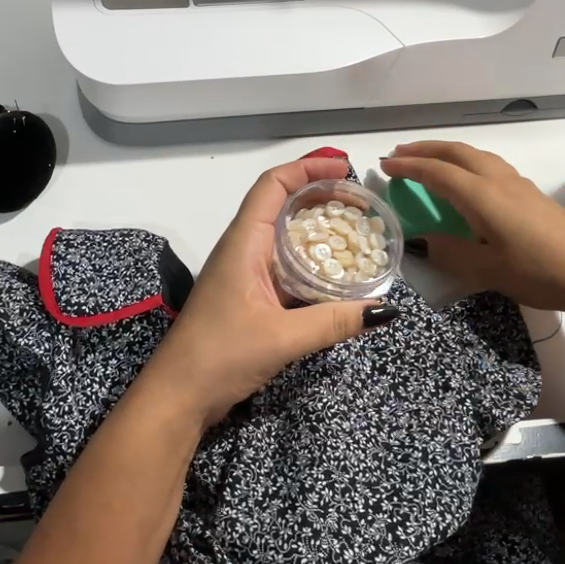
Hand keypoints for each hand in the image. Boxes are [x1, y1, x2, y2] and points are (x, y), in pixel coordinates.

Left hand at [144, 155, 398, 427]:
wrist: (178, 395)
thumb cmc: (220, 355)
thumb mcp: (283, 337)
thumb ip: (334, 322)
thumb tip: (386, 310)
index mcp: (243, 243)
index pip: (272, 185)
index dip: (307, 169)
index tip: (345, 169)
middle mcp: (243, 250)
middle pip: (281, 206)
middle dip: (321, 198)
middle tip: (364, 207)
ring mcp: (244, 274)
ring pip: (284, 239)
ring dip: (318, 232)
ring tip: (360, 235)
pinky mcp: (248, 298)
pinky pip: (284, 268)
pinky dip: (311, 265)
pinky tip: (338, 279)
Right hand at [379, 141, 564, 320]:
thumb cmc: (539, 271)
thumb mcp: (486, 269)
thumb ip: (450, 252)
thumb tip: (422, 242)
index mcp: (481, 195)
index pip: (436, 172)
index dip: (408, 167)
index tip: (384, 165)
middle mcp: (499, 181)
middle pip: (457, 153)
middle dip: (426, 149)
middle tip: (400, 153)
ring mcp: (520, 187)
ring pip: (477, 156)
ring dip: (448, 153)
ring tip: (430, 160)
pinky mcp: (534, 198)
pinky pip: (491, 167)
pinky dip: (468, 163)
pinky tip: (469, 181)